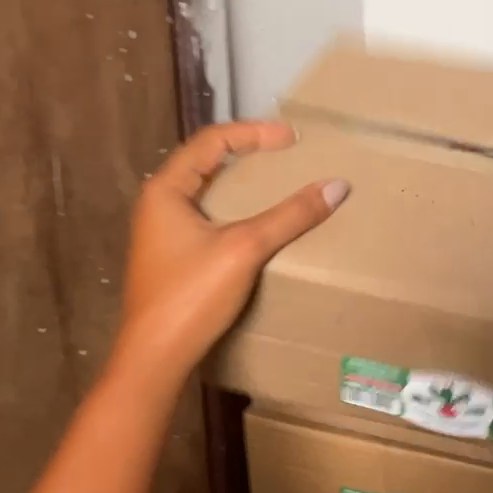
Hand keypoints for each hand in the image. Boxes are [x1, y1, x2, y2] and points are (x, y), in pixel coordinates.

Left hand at [108, 120, 348, 399]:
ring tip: (279, 181)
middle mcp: (159, 204)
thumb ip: (291, 215)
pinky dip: (237, 207)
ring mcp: (163, 232)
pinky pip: (209, 215)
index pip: (212, 140)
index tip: (291, 138)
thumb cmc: (192, 296)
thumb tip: (337, 185)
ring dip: (243, 181)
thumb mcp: (246, 248)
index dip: (254, 132)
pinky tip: (260, 221)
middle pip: (207, 161)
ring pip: (208, 190)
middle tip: (288, 153)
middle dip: (249, 152)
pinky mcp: (173, 257)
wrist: (154, 360)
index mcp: (166, 190)